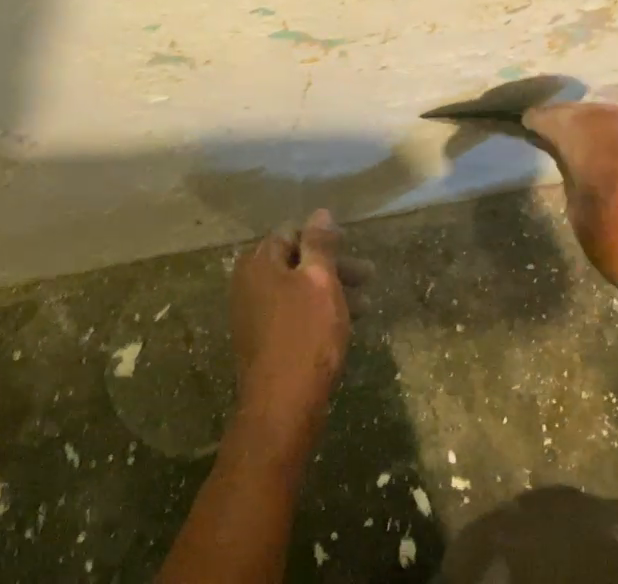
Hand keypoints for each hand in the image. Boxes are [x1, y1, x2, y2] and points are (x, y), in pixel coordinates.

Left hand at [229, 210, 368, 428]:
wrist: (282, 405)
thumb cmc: (305, 335)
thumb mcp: (320, 282)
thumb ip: (320, 244)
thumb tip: (320, 212)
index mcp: (258, 263)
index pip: (291, 232)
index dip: (324, 237)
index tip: (352, 246)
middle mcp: (248, 283)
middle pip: (296, 262)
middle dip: (334, 267)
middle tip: (369, 276)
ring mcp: (252, 314)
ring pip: (297, 290)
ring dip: (331, 292)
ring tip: (368, 306)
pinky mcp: (262, 340)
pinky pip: (293, 314)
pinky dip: (318, 312)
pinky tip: (344, 325)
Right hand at [522, 102, 617, 303]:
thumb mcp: (579, 212)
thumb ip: (569, 169)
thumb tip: (556, 143)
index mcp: (605, 163)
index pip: (566, 124)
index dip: (544, 119)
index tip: (529, 121)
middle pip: (592, 113)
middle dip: (568, 115)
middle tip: (551, 123)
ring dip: (594, 119)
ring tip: (579, 130)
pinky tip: (614, 142)